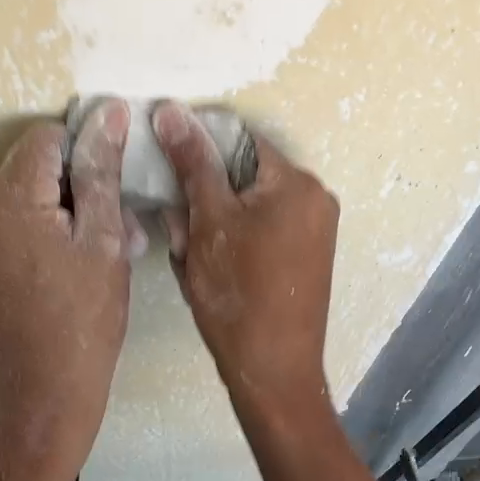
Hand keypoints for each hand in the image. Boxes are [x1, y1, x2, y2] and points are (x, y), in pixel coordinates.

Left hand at [0, 102, 145, 480]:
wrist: (46, 390)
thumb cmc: (86, 319)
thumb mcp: (105, 240)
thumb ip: (101, 171)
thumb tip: (107, 113)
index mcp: (3, 201)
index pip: (47, 138)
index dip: (86, 154)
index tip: (111, 190)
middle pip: (30, 166)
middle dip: (73, 187)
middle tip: (114, 229)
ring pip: (20, 194)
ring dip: (58, 210)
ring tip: (95, 251)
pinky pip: (6, 222)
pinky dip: (37, 230)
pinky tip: (65, 264)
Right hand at [153, 101, 339, 415]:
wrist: (272, 371)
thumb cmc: (237, 295)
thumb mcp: (207, 223)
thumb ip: (192, 163)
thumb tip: (171, 110)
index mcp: (297, 182)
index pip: (238, 140)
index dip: (196, 149)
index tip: (164, 171)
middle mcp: (315, 198)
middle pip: (244, 173)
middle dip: (204, 196)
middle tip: (182, 233)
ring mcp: (315, 230)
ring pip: (248, 204)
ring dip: (214, 221)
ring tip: (194, 256)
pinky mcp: (306, 256)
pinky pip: (262, 229)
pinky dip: (233, 239)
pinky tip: (213, 269)